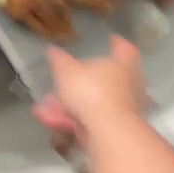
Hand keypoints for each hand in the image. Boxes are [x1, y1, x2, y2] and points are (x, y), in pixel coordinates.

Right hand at [32, 36, 149, 150]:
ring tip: (45, 106)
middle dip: (82, 81)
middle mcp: (129, 86)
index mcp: (123, 66)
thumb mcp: (67, 71)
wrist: (108, 133)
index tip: (111, 39)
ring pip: (93, 103)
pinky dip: (70, 119)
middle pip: (107, 79)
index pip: (124, 49)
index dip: (117, 43)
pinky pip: (89, 120)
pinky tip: (50, 119)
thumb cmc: (92, 92)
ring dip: (69, 104)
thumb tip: (53, 49)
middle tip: (63, 80)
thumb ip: (59, 61)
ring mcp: (123, 110)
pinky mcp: (114, 130)